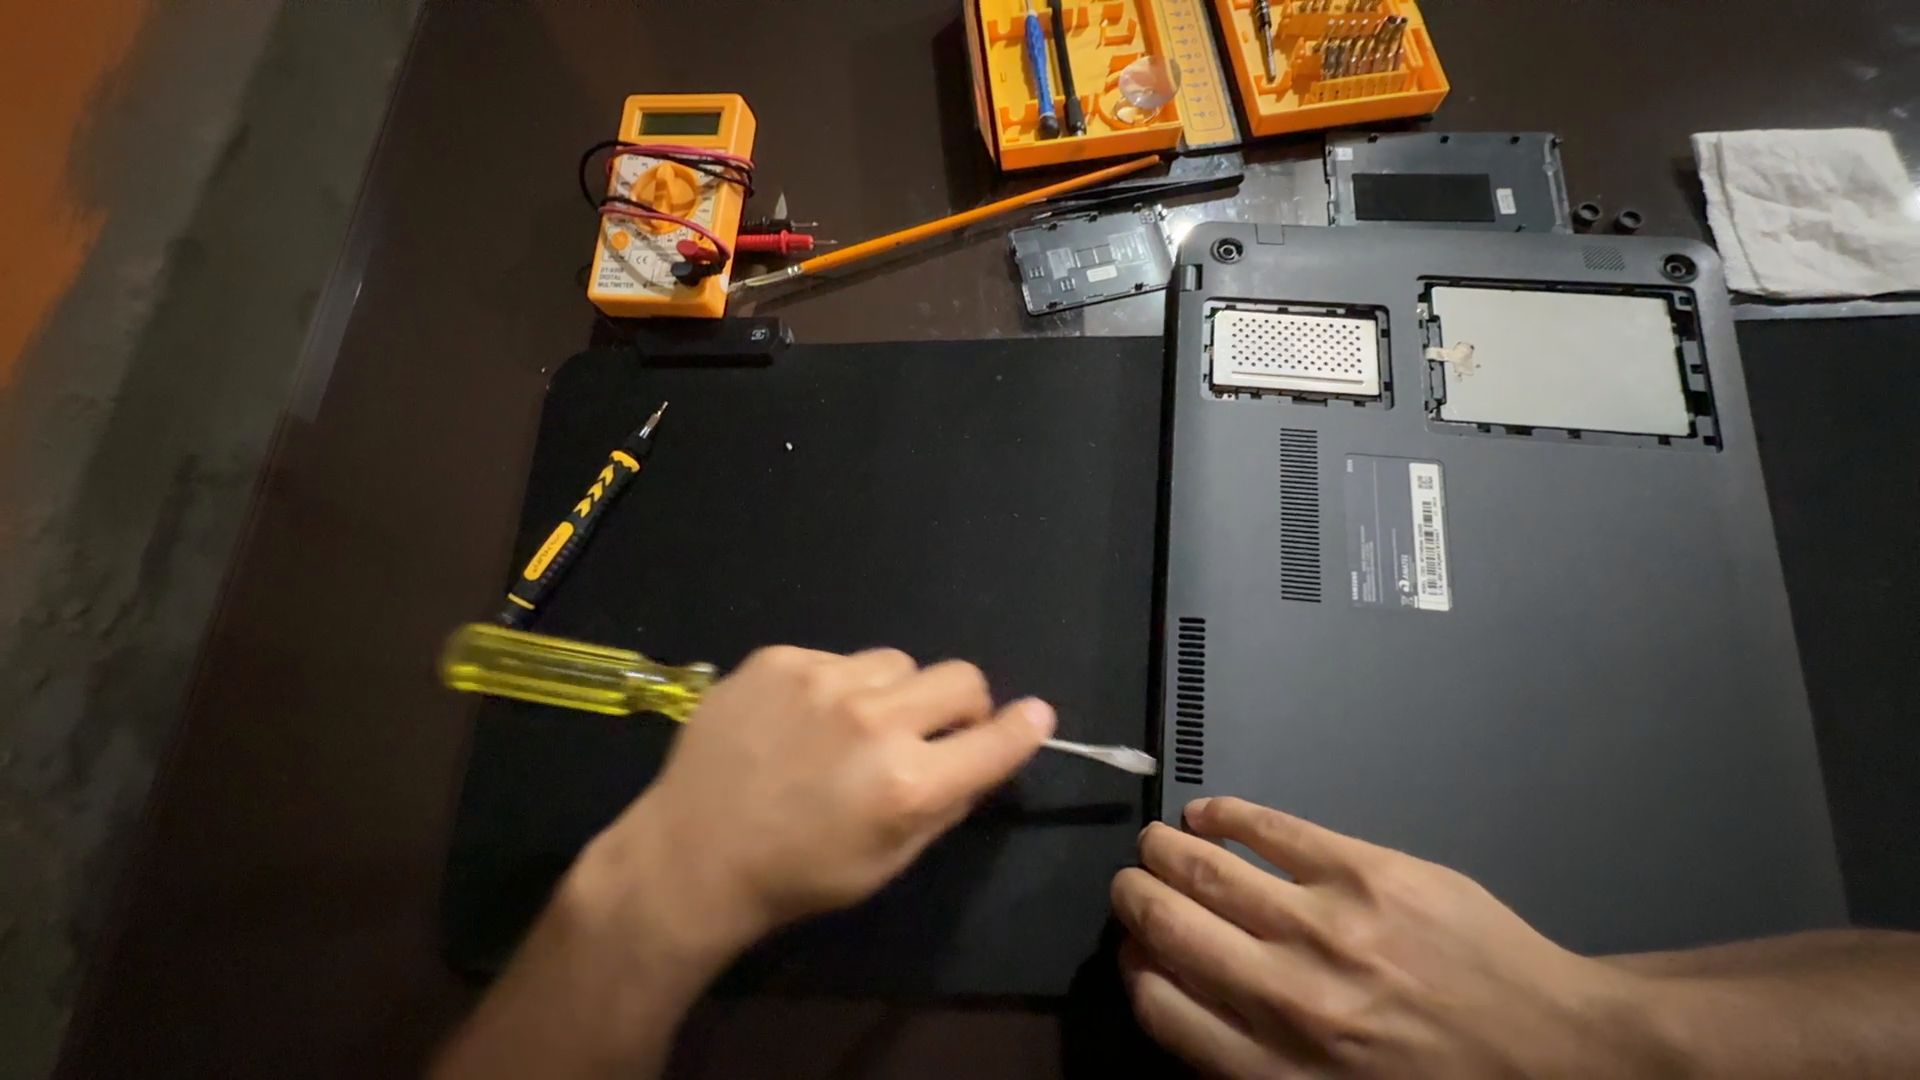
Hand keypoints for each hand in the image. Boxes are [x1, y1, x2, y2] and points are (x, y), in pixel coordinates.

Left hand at [576, 646, 1055, 961]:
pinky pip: (838, 657)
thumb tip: (994, 748)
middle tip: (929, 729)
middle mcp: (874, 720)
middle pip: (961, 676)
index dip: (1025, 726)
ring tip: (848, 725)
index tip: (1034, 716)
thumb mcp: (890, 860)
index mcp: (907, 783)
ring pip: (897, 662)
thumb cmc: (799, 873)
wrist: (692, 854)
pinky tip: (798, 718)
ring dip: (892, 692)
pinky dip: (834, 685)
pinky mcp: (781, 658)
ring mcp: (823, 680)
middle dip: (960, 704)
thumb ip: (950, 800)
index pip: (996, 738)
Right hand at [1112, 797, 1676, 1078]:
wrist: (1567, 1057)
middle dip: (1132, 894)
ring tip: (1158, 844)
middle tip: (1134, 883)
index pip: (1159, 1003)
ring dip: (1161, 847)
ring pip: (1200, 864)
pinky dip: (1218, 815)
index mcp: (1281, 1071)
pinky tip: (1204, 816)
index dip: (1132, 966)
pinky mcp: (1360, 868)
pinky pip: (1260, 825)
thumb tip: (1174, 988)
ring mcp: (1325, 926)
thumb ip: (1251, 1063)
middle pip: (1165, 922)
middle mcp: (1289, 998)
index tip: (1135, 949)